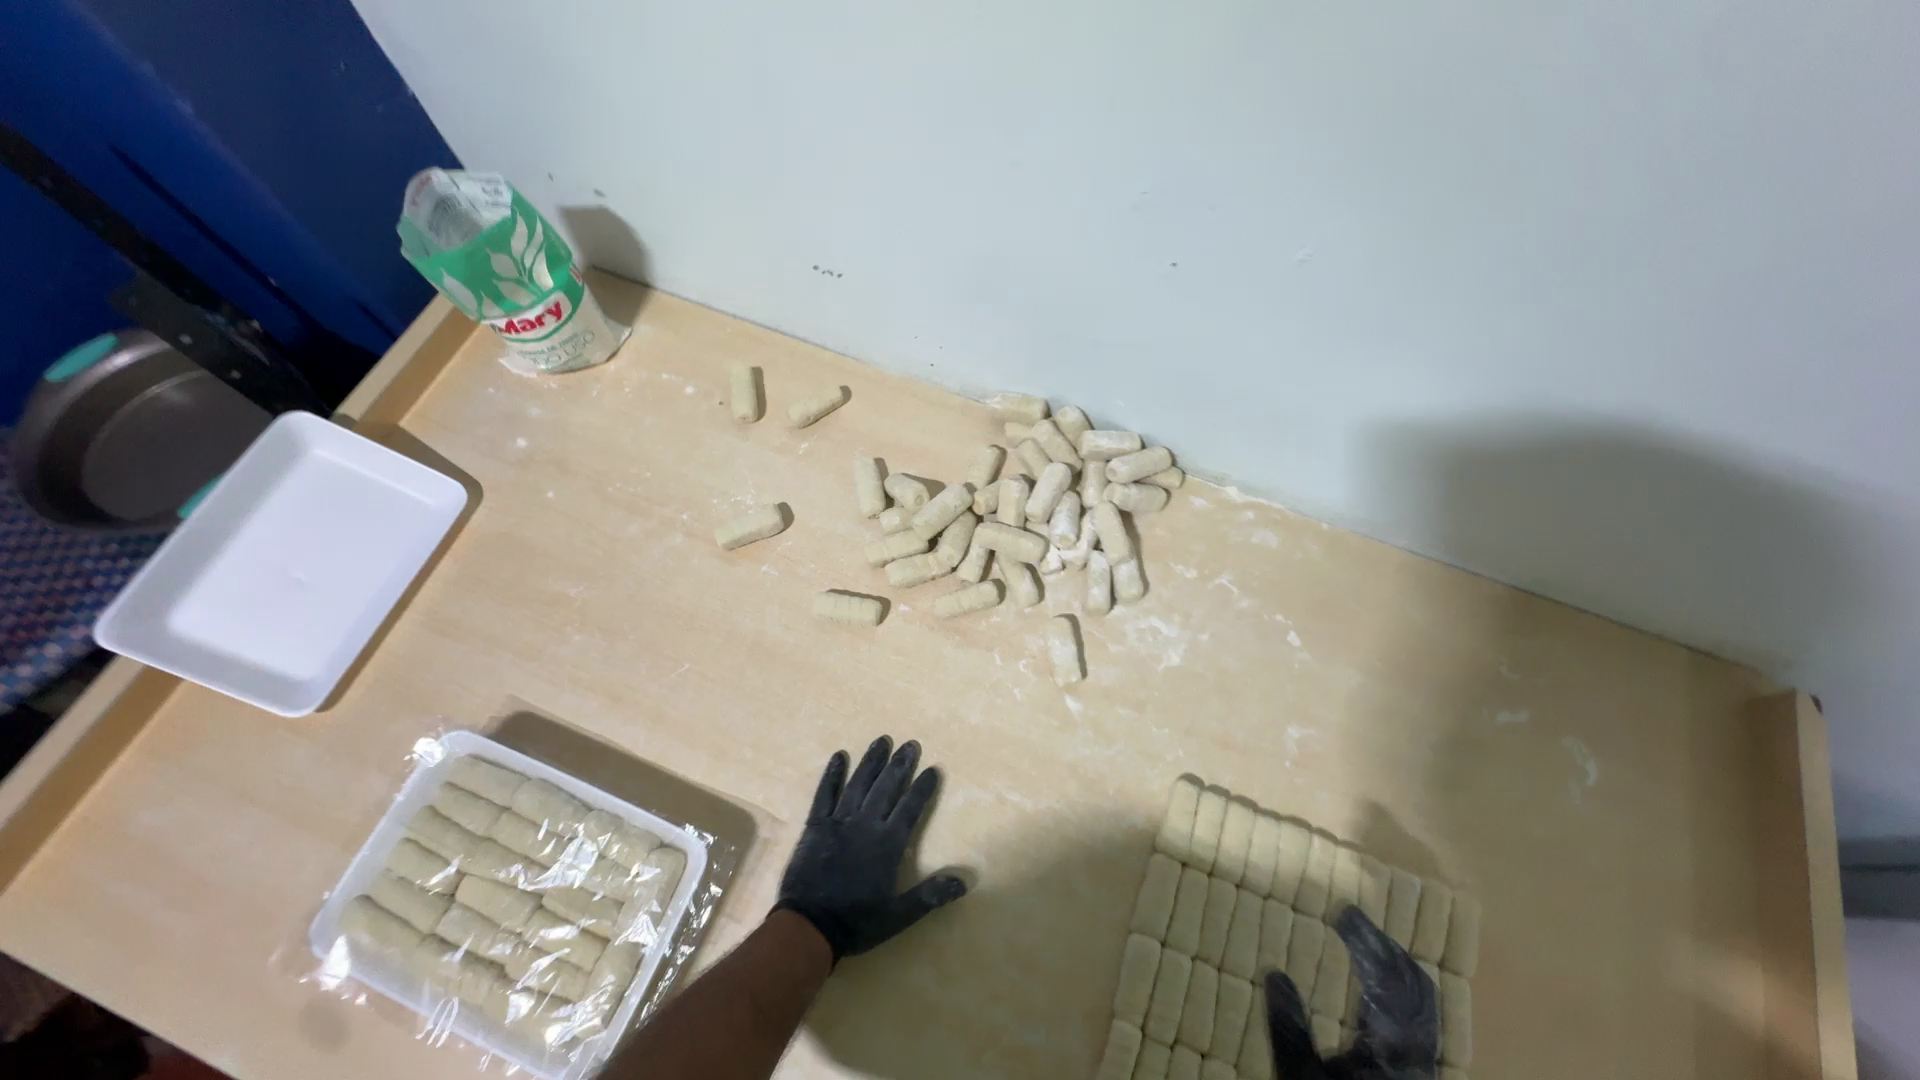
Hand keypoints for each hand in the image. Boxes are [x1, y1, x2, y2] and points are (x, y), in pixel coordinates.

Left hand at [773, 736, 966, 960]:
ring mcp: (839, 822)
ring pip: (859, 784)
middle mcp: (865, 825)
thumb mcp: (899, 916)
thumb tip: (964, 881)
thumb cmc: (856, 922)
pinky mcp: (815, 825)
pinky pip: (825, 794)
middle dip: (900, 765)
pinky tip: (839, 756)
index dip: (923, 788)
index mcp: (887, 844)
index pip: (910, 808)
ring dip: (872, 762)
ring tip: (883, 740)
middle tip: (911, 744)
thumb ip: (930, 895)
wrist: (808, 927)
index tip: (933, 769)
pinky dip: (832, 775)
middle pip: (886, 788)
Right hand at [1264, 906, 1439, 1078]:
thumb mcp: (1299, 1077)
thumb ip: (1289, 1025)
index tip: (1338, 910)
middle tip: (1350, 920)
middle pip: (1415, 985)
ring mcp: (1424, 1067)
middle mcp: (1417, 1053)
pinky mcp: (1419, 1077)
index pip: (1386, 977)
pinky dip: (1401, 992)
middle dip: (1384, 946)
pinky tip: (1377, 993)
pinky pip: (1422, 1021)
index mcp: (1391, 1047)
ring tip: (1365, 945)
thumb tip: (1274, 971)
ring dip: (1396, 967)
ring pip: (1424, 1004)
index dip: (1365, 939)